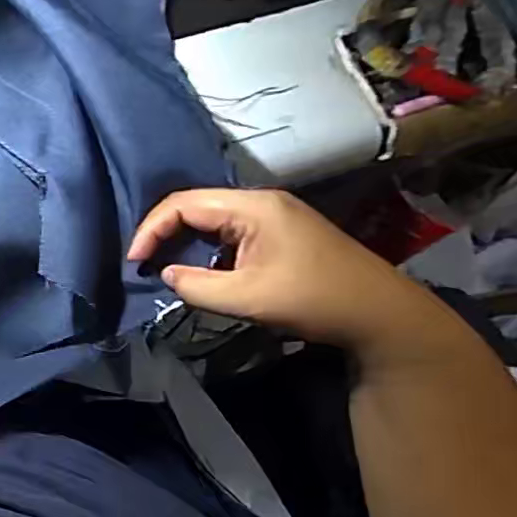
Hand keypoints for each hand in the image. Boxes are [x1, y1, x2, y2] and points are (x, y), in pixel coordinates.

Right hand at [128, 188, 446, 352]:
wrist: (382, 314)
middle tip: (144, 263)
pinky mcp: (281, 232)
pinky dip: (208, 249)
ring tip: (166, 267)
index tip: (134, 260)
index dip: (152, 229)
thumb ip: (198, 286)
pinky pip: (231, 232)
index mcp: (252, 207)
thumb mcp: (248, 298)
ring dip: (186, 241)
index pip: (184, 204)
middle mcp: (261, 202)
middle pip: (196, 206)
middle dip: (164, 232)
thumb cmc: (315, 300)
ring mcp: (273, 216)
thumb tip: (167, 274)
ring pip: (213, 219)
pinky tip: (203, 271)